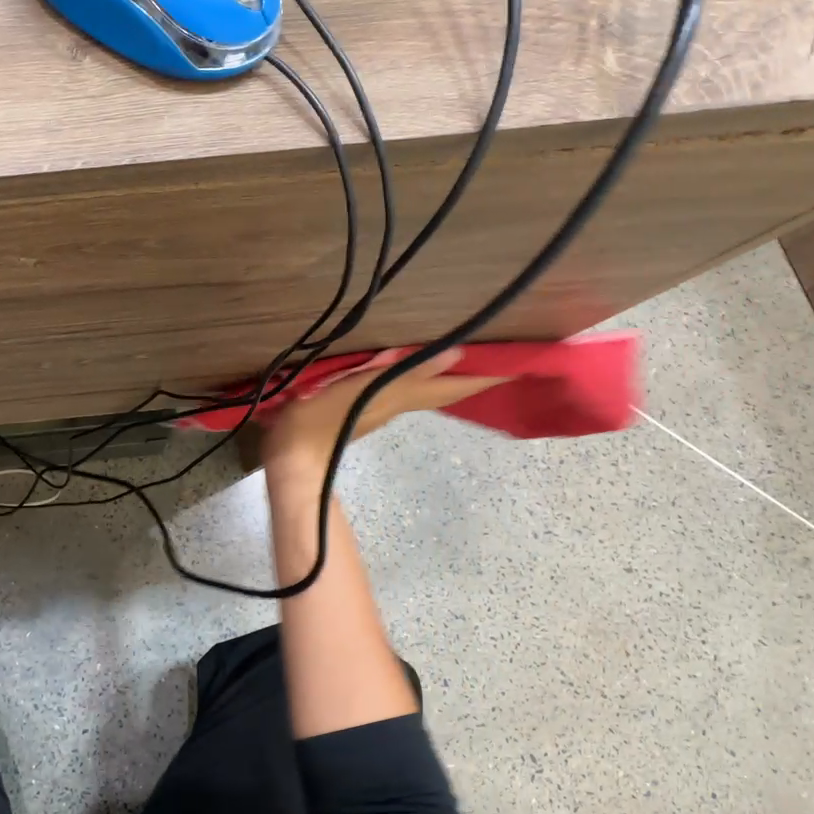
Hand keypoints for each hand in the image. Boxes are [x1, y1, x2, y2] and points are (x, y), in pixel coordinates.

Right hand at [261, 349, 506, 476]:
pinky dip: (413, 376)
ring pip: (423, 390)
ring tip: (458, 352)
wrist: (291, 462)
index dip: (486, 374)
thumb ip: (404, 371)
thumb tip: (456, 352)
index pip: (455, 384)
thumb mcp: (360, 391)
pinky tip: (405, 366)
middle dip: (470, 374)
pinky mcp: (357, 411)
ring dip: (443, 374)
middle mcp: (396, 404)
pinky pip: (397, 389)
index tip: (521, 359)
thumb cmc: (320, 422)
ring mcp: (377, 409)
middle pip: (443, 389)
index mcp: (401, 397)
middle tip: (495, 351)